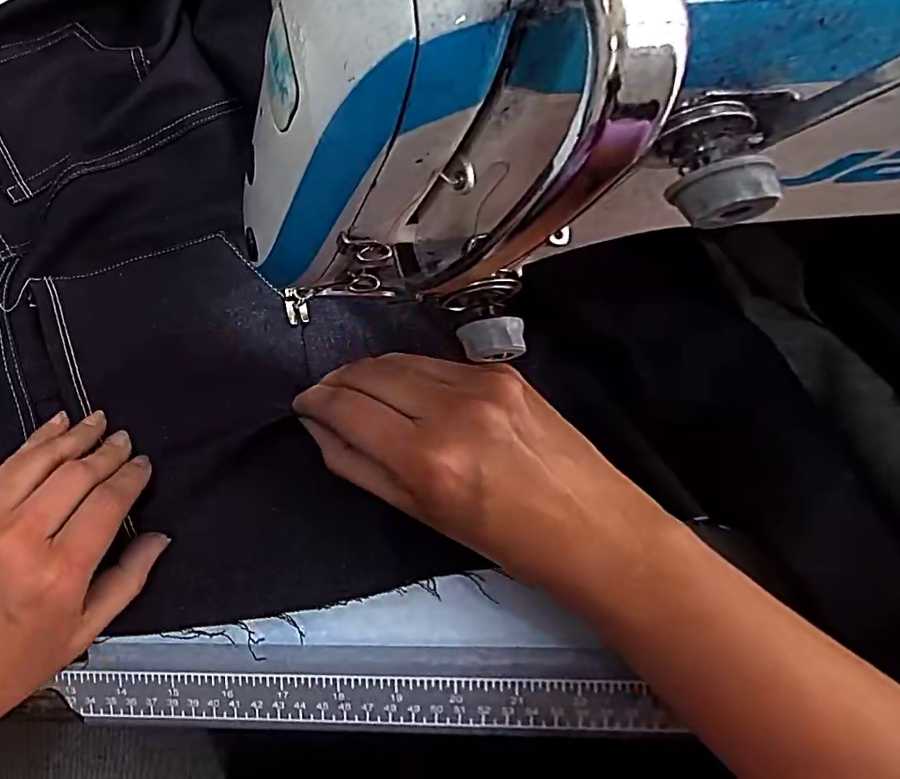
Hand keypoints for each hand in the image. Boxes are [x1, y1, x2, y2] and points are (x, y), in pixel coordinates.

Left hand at [0, 411, 168, 772]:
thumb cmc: (1, 668)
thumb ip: (127, 582)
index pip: (107, 503)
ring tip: (99, 421)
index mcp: (57, 576)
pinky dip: (39, 440)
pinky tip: (58, 426)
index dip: (132, 477)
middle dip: (109, 452)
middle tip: (125, 441)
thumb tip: (158, 540)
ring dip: (77, 435)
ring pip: (45, 458)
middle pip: (80, 474)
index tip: (143, 466)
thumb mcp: (79, 635)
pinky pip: (11, 463)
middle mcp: (23, 541)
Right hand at [294, 354, 674, 589]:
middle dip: (337, 381)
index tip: (303, 403)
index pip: (348, 409)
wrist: (596, 529)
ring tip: (355, 389)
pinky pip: (435, 362)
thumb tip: (320, 430)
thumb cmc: (510, 541)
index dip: (316, 401)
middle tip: (323, 395)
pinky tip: (404, 388)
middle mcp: (453, 410)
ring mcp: (481, 383)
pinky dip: (408, 371)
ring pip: (399, 359)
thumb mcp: (422, 515)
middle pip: (369, 373)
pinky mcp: (501, 371)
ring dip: (368, 372)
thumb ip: (359, 467)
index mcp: (429, 459)